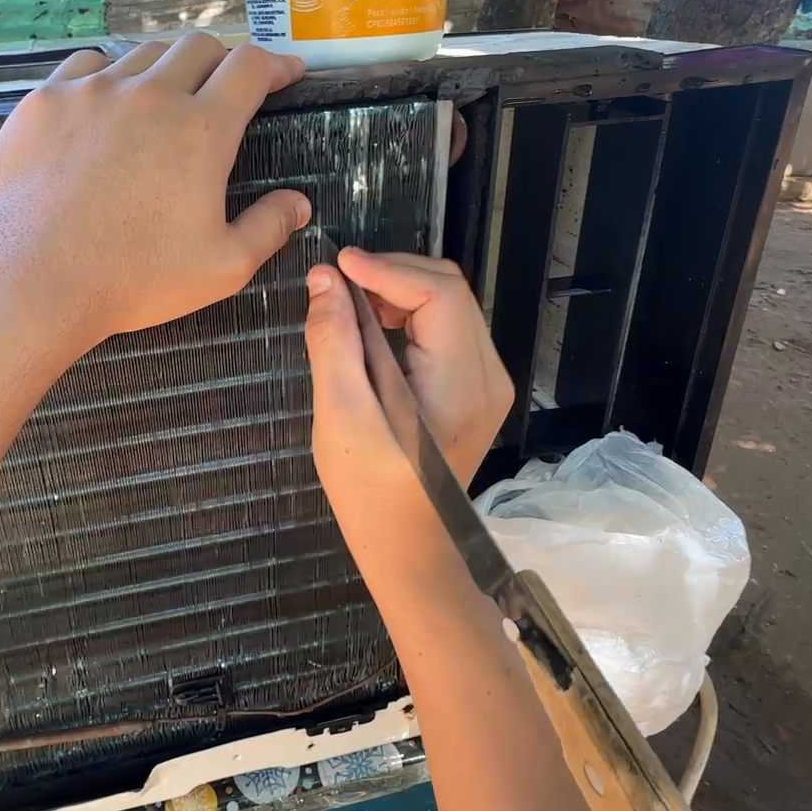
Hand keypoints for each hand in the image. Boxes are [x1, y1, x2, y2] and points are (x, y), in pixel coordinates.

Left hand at [0, 34, 309, 344]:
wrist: (31, 278)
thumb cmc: (134, 278)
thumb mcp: (222, 268)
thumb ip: (268, 228)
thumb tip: (299, 202)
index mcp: (201, 129)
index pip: (250, 67)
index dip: (276, 63)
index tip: (286, 72)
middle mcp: (150, 94)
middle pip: (198, 47)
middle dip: (223, 61)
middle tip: (224, 90)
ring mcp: (92, 91)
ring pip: (142, 53)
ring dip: (166, 69)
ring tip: (163, 100)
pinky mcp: (45, 101)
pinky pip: (87, 66)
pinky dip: (110, 76)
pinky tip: (105, 105)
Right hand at [304, 249, 512, 500]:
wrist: (407, 546)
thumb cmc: (370, 490)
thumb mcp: (341, 415)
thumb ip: (333, 341)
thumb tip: (324, 279)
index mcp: (462, 383)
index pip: (439, 294)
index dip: (387, 269)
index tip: (337, 264)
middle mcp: (487, 374)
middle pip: (448, 291)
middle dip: (391, 274)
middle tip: (338, 281)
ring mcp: (485, 381)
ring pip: (447, 304)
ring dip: (397, 291)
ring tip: (348, 301)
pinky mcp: (471, 387)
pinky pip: (443, 328)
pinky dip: (405, 313)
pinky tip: (370, 324)